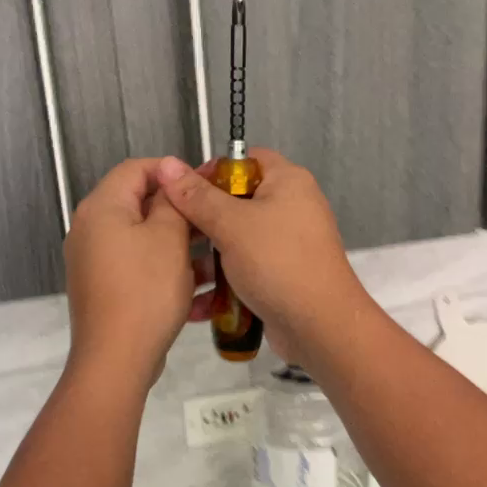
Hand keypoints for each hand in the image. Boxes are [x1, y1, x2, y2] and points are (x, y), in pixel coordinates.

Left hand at [63, 158, 205, 387]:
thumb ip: (174, 203)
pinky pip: (140, 273)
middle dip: (181, 216)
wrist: (116, 359)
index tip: (206, 186)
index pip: (136, 169)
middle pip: (140, 207)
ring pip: (144, 244)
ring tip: (217, 264)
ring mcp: (95, 264)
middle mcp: (91, 231)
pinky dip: (167, 277)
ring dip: (181, 250)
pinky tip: (202, 296)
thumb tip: (173, 180)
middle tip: (217, 225)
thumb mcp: (169, 238)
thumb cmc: (146, 291)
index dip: (173, 172)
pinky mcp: (105, 293)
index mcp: (102, 208)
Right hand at [156, 149, 375, 364]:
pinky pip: (247, 274)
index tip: (180, 194)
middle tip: (173, 237)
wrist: (320, 326)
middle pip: (238, 204)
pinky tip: (197, 305)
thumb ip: (197, 197)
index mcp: (287, 182)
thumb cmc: (277, 263)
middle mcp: (291, 209)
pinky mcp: (283, 279)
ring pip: (239, 244)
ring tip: (178, 273)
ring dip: (209, 262)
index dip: (210, 172)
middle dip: (204, 223)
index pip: (244, 160)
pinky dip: (224, 287)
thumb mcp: (231, 225)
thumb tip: (167, 165)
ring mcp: (288, 247)